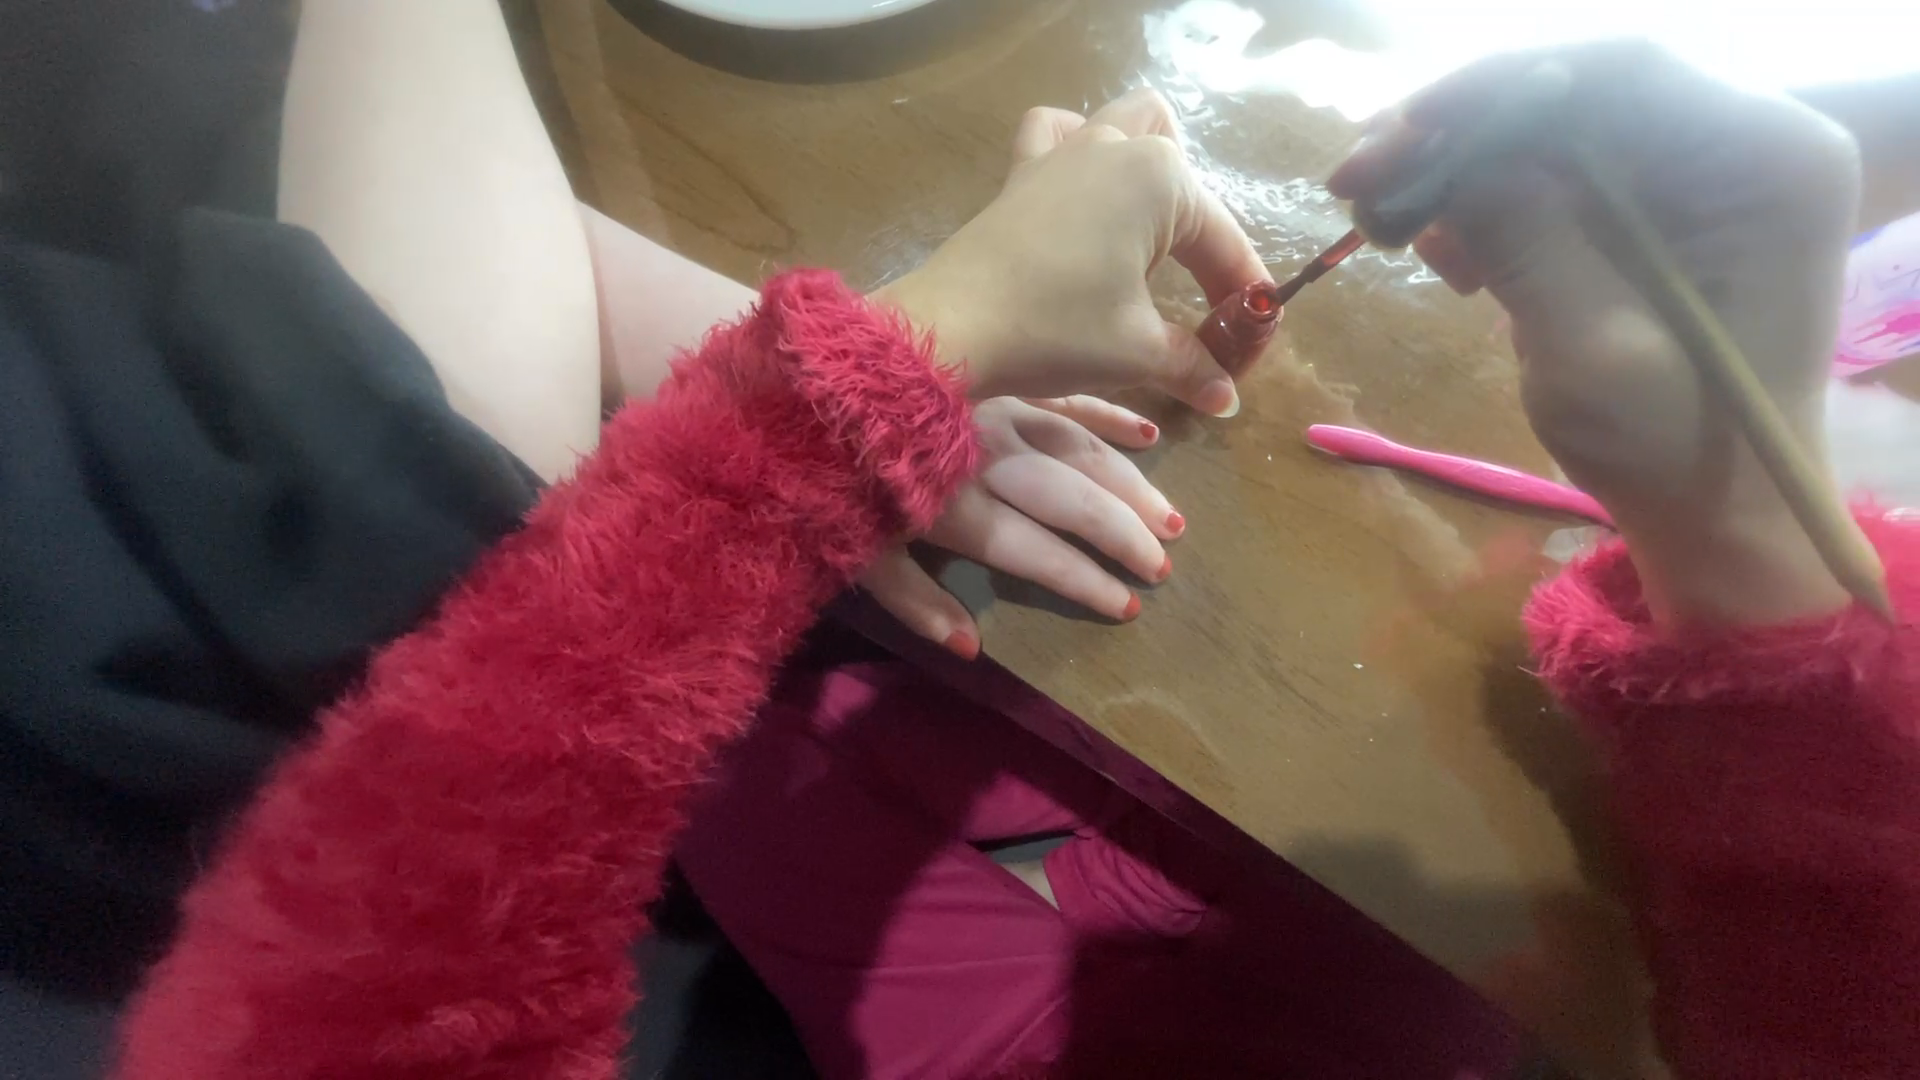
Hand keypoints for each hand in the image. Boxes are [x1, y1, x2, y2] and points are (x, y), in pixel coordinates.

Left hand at [859, 395, 1181, 657]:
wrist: (813, 382)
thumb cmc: (828, 479)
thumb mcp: (859, 555)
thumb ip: (915, 603)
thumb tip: (972, 648)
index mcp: (954, 506)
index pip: (1034, 551)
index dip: (1083, 580)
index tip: (1127, 605)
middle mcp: (988, 456)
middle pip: (1070, 500)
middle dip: (1123, 535)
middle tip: (1165, 564)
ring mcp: (999, 409)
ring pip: (1080, 450)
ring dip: (1129, 485)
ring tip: (1171, 518)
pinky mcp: (1002, 376)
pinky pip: (1065, 395)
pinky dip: (1108, 415)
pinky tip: (1148, 434)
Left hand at [876, 89, 1268, 416]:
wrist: (952, 329)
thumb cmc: (1055, 331)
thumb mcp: (1135, 352)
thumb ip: (1192, 367)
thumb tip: (1227, 398)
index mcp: (1160, 181)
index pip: (1223, 244)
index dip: (1241, 300)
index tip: (1246, 351)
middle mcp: (1116, 148)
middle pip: (1184, 175)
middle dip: (1200, 233)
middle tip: (1192, 296)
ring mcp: (1062, 152)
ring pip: (1125, 128)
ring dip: (1149, 168)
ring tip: (1146, 230)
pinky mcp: (1020, 173)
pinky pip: (1056, 134)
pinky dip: (1074, 147)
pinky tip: (1076, 185)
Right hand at [1332, 43, 1861, 622]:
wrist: (1705, 496)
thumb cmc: (1664, 437)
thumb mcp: (1588, 346)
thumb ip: (1528, 243)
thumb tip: (1444, 167)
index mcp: (1752, 165)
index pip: (1615, 76)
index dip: (1493, 87)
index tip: (1394, 130)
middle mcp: (1720, 154)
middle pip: (1567, 103)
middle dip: (1453, 135)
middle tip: (1355, 178)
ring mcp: (1673, 190)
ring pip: (1539, 147)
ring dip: (1453, 177)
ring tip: (1385, 225)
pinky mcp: (1628, 226)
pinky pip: (1538, 193)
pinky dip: (1475, 215)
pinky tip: (1445, 259)